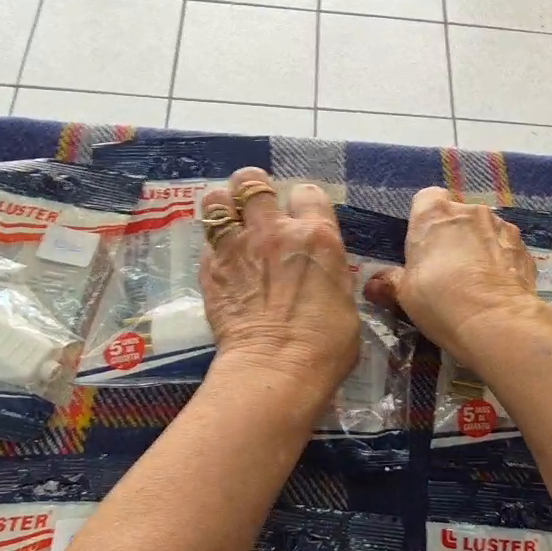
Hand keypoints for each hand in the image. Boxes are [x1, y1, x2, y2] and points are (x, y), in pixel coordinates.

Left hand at [198, 168, 360, 390]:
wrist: (276, 369)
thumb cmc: (326, 346)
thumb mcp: (345, 301)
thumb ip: (328, 273)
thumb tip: (321, 273)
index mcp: (317, 236)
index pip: (308, 192)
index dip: (304, 202)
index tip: (302, 218)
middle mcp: (274, 230)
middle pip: (253, 181)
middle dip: (254, 189)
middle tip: (257, 208)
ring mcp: (237, 247)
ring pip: (216, 199)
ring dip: (223, 207)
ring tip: (229, 222)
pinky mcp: (209, 268)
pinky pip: (206, 240)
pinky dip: (213, 245)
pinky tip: (222, 260)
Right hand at [365, 187, 551, 360]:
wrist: (495, 321)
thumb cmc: (439, 300)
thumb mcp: (405, 295)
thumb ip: (390, 284)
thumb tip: (372, 285)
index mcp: (434, 214)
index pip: (426, 199)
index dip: (424, 219)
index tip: (423, 244)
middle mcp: (470, 211)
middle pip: (458, 215)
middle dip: (454, 235)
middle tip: (447, 268)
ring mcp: (502, 227)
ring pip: (486, 230)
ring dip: (480, 246)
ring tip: (477, 280)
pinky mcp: (524, 248)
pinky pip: (507, 249)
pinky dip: (502, 261)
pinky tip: (497, 287)